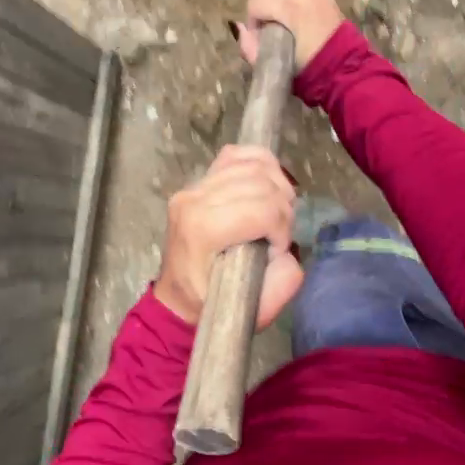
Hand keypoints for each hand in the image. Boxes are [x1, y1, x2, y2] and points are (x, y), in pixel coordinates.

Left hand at [153, 145, 303, 328]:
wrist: (177, 297)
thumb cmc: (212, 303)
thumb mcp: (251, 309)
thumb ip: (280, 284)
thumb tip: (288, 252)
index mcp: (203, 230)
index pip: (262, 210)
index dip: (282, 229)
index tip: (277, 249)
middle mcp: (195, 200)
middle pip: (261, 184)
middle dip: (282, 209)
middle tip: (277, 234)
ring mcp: (194, 186)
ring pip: (252, 165)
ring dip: (276, 186)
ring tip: (275, 211)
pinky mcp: (199, 180)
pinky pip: (236, 154)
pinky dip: (260, 163)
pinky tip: (267, 184)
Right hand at [238, 0, 344, 70]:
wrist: (342, 66)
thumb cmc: (307, 69)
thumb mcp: (272, 64)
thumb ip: (250, 47)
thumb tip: (240, 28)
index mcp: (291, 9)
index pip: (257, 1)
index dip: (251, 19)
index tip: (257, 35)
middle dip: (257, 1)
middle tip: (261, 20)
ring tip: (270, 7)